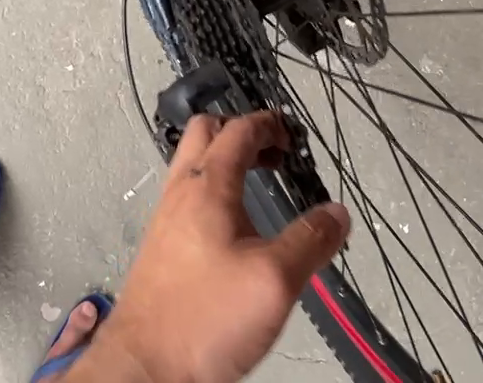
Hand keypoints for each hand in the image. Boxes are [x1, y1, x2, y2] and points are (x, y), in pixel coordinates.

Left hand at [67, 111, 351, 382]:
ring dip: (224, 158)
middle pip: (205, 132)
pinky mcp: (161, 243)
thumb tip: (338, 212)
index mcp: (208, 185)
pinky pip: (186, 192)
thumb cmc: (206, 317)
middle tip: (273, 154)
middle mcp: (181, 190)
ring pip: (192, 162)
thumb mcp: (274, 281)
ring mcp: (166, 215)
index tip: (292, 135)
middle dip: (241, 131)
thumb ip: (310, 242)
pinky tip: (232, 222)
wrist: (145, 365)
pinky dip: (212, 186)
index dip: (268, 124)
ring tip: (258, 183)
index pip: (238, 130)